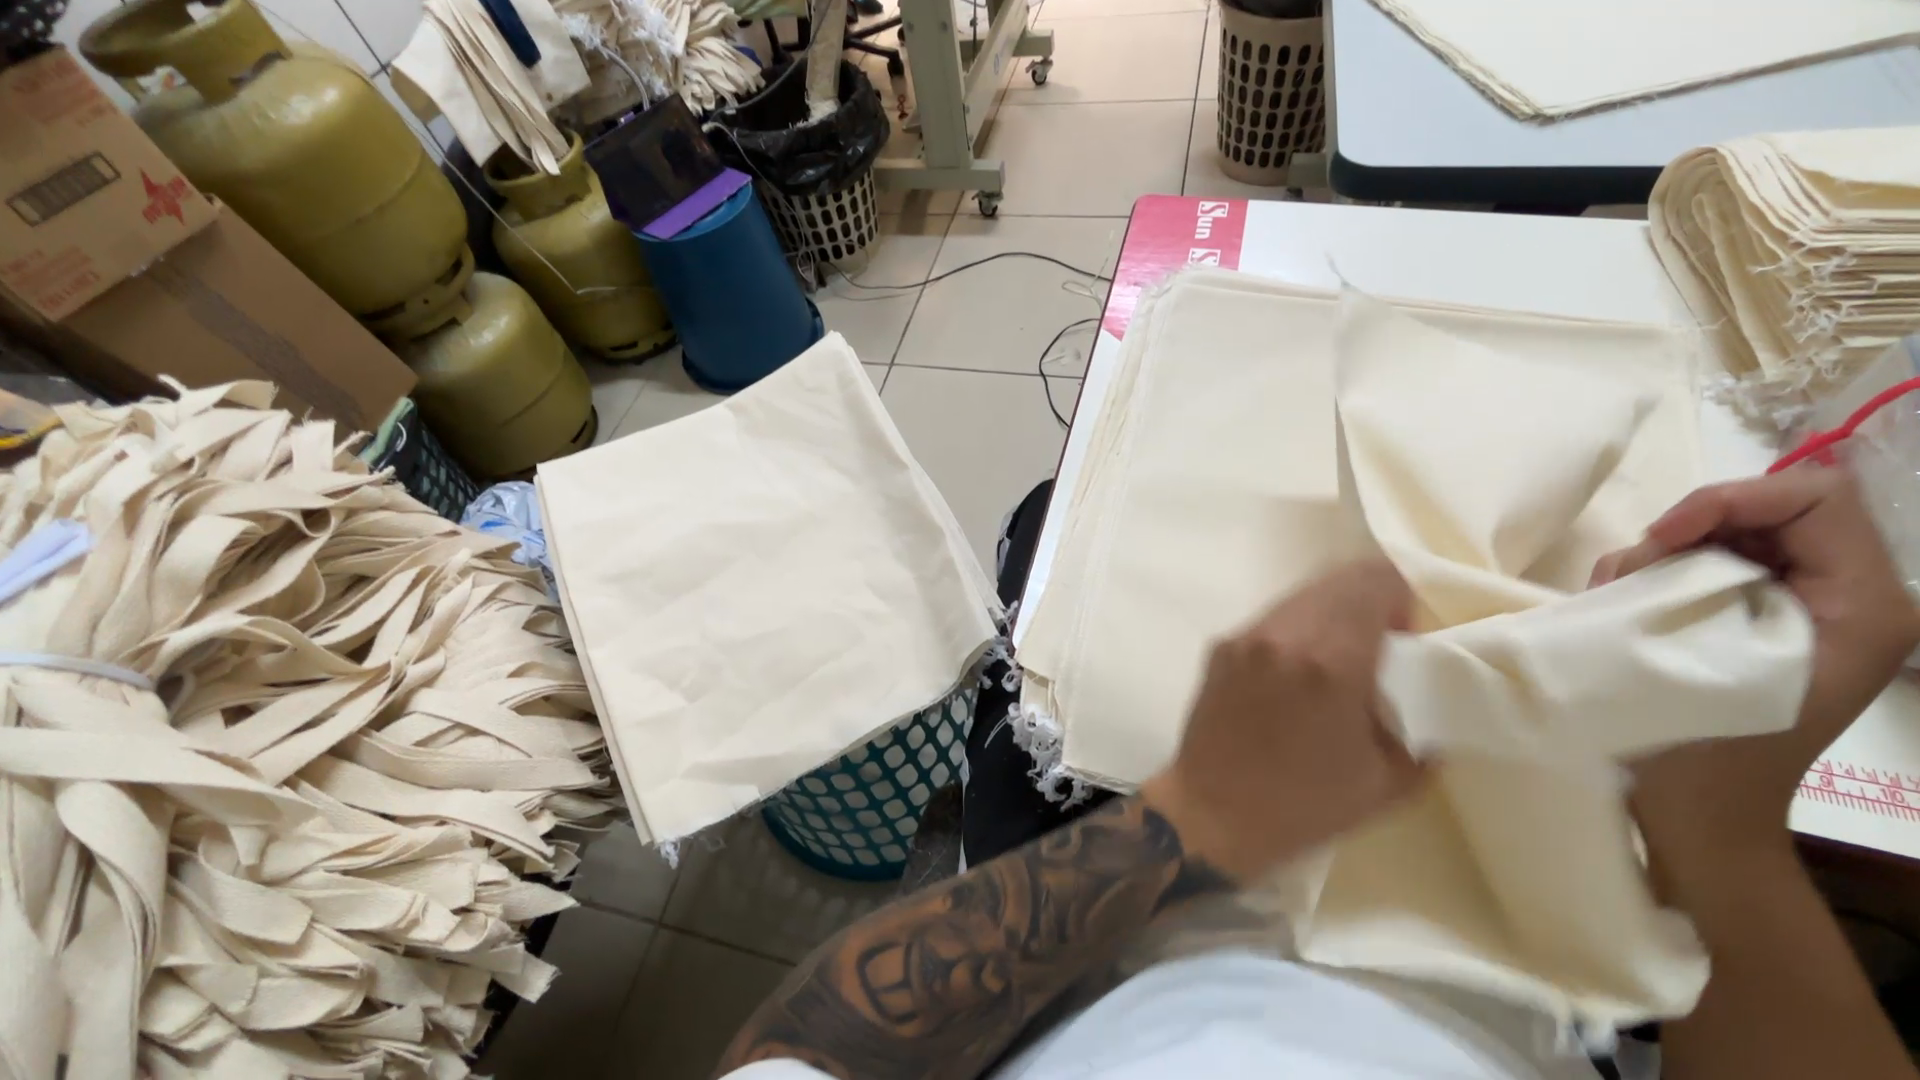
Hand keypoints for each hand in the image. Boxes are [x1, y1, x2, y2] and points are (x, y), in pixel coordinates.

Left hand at [1140, 559, 1425, 882]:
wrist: (1212, 814)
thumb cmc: (1304, 805)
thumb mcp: (1389, 780)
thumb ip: (1422, 729)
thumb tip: (1427, 698)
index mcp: (1331, 661)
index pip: (1374, 581)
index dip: (1401, 599)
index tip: (1405, 639)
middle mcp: (1284, 635)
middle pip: (1338, 580)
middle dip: (1369, 602)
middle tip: (1379, 648)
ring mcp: (1245, 638)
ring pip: (1301, 596)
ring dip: (1330, 615)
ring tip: (1337, 664)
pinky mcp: (1220, 648)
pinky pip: (1271, 619)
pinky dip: (1296, 632)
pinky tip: (1297, 678)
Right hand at [1589, 467, 1919, 865]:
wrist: (1701, 818)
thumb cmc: (1705, 746)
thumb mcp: (1712, 655)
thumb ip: (1697, 582)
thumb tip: (1657, 543)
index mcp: (1863, 604)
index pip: (1814, 497)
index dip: (1731, 498)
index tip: (1661, 537)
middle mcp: (1849, 598)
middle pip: (1771, 509)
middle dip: (1690, 528)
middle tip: (1633, 573)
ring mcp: (1803, 611)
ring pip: (1732, 535)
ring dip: (1665, 555)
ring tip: (1623, 596)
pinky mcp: (1761, 623)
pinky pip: (1713, 567)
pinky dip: (1661, 574)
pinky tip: (1632, 607)